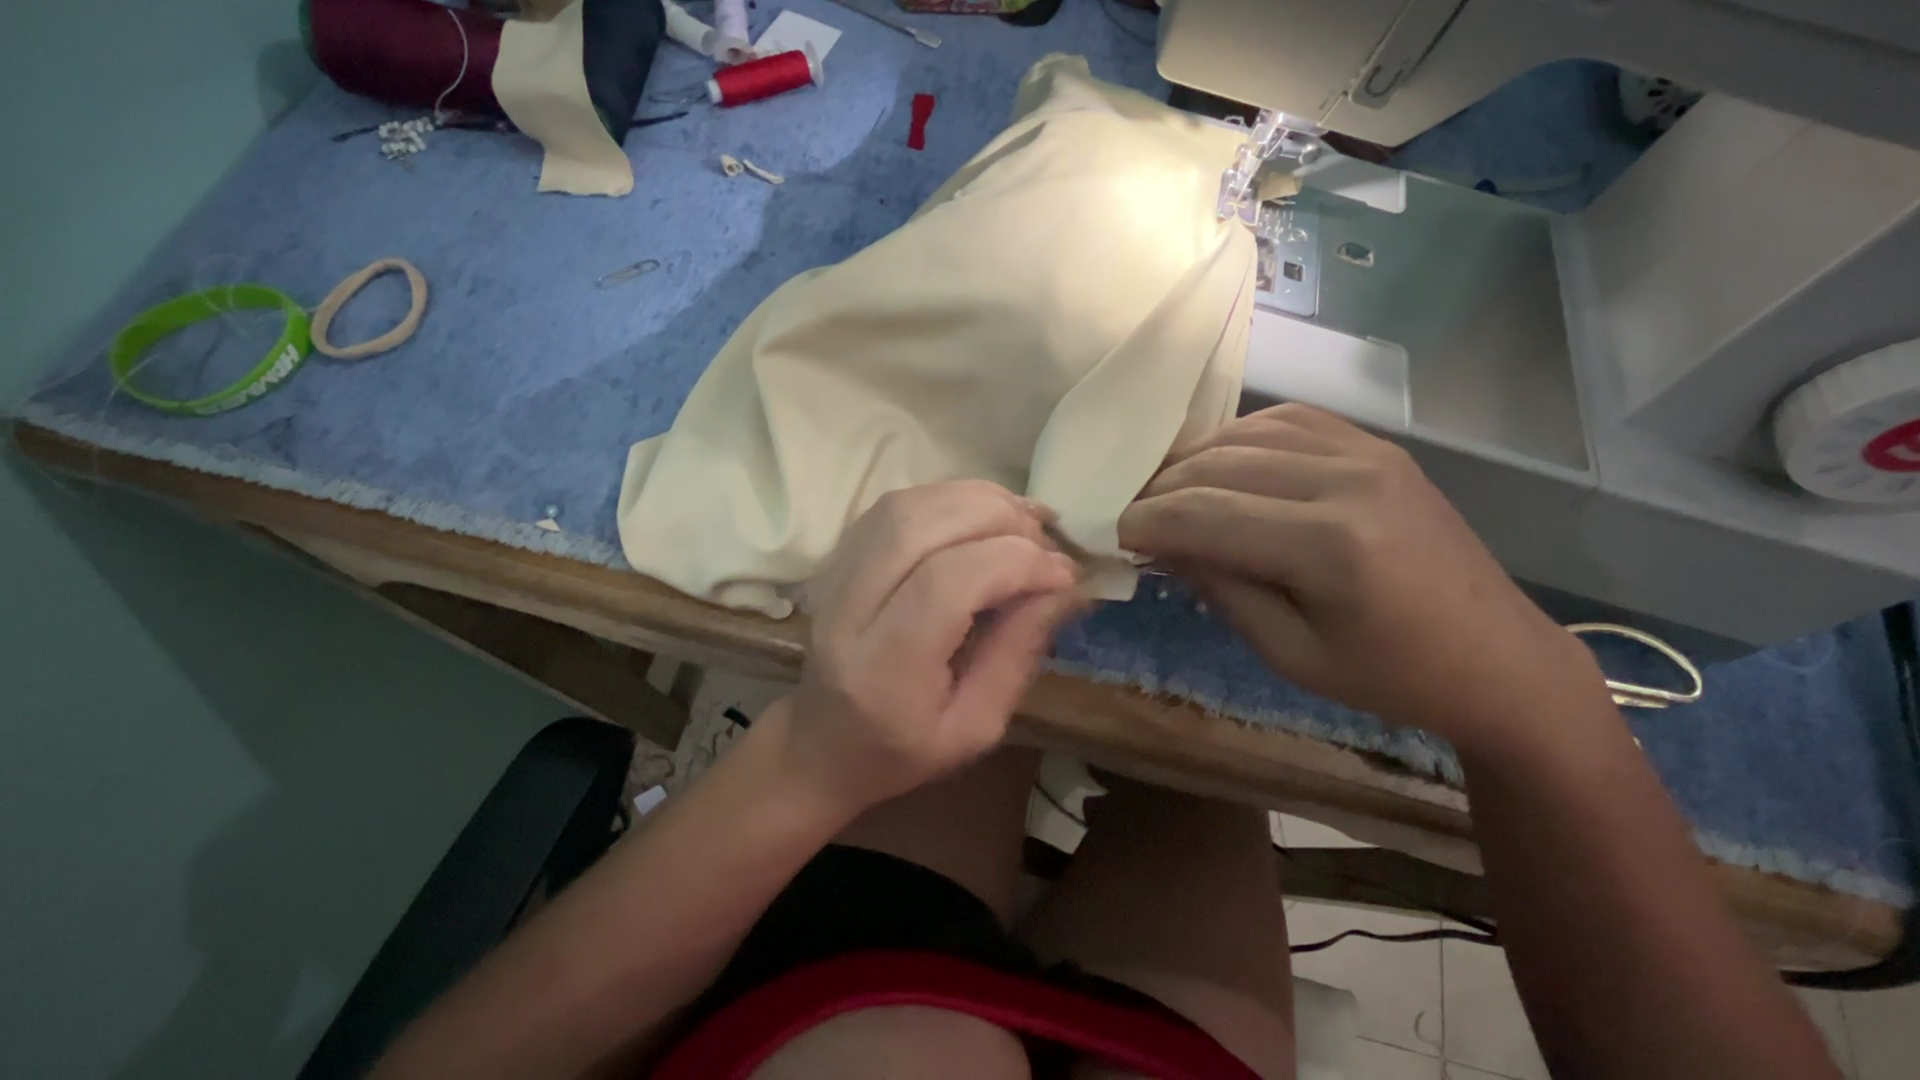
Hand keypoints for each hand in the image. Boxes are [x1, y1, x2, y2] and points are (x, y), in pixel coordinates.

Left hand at [776, 480, 1085, 810]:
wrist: (822, 746)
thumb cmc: (903, 751)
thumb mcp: (976, 727)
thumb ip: (1017, 654)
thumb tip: (1065, 585)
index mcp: (883, 671)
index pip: (946, 585)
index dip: (1014, 563)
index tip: (1064, 572)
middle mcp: (847, 613)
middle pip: (918, 529)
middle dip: (997, 518)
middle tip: (1046, 538)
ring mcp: (832, 578)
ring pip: (903, 507)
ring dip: (974, 499)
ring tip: (1024, 519)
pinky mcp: (834, 560)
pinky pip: (891, 507)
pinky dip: (947, 498)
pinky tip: (984, 513)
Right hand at [1118, 404, 1604, 745]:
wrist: (1496, 657)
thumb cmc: (1391, 677)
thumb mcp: (1290, 653)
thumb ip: (1221, 589)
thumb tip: (1160, 544)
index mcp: (1330, 546)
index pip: (1206, 514)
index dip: (1147, 521)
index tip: (1112, 534)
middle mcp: (1348, 480)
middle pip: (1220, 465)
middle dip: (1161, 489)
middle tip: (1130, 515)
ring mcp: (1369, 453)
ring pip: (1250, 432)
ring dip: (1196, 458)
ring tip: (1167, 490)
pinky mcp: (1379, 447)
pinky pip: (1291, 420)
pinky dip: (1242, 436)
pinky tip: (1221, 462)